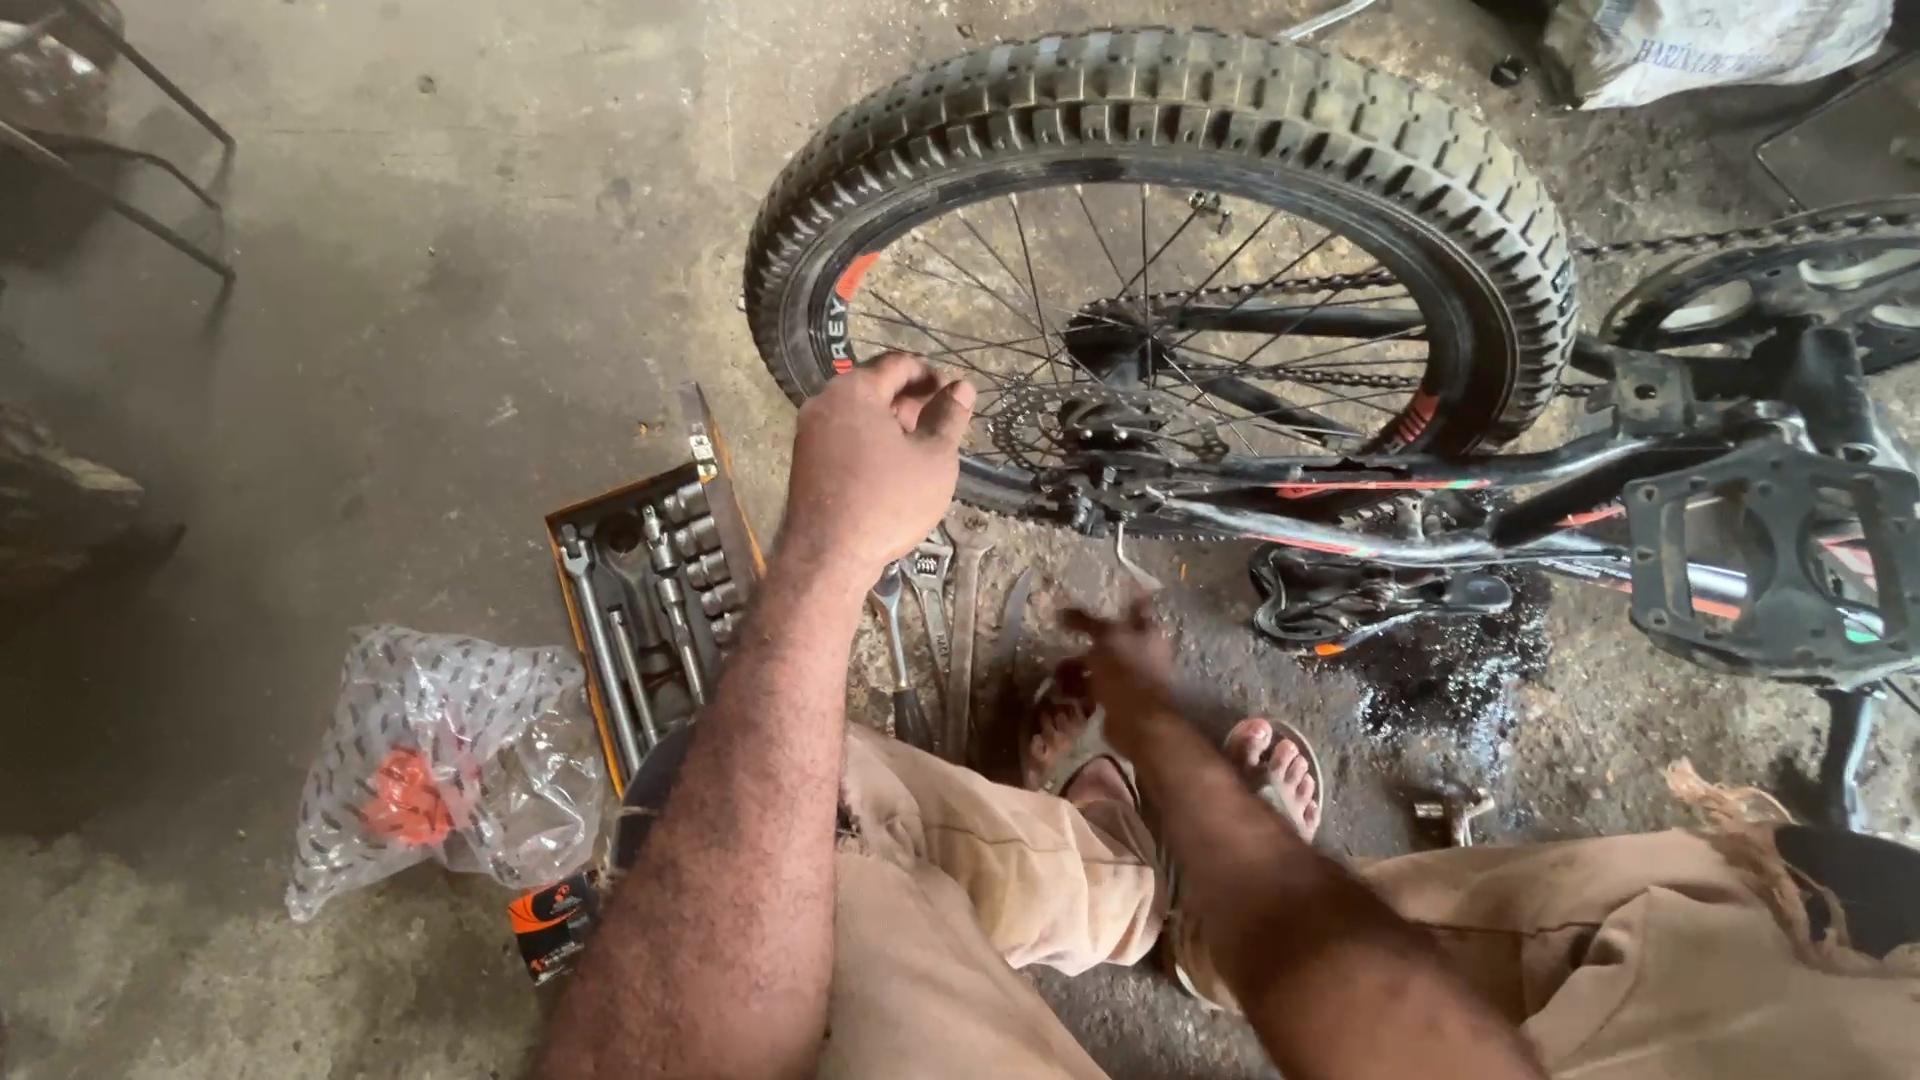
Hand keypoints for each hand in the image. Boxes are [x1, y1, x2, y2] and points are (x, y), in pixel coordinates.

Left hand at [779, 352, 975, 579]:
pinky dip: (871, 441)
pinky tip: (893, 468)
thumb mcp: (934, 458)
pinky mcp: (805, 462)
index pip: (897, 364)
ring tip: (921, 448)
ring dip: (891, 423)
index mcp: (854, 391)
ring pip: (858, 414)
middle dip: (911, 400)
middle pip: (874, 387)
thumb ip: (949, 417)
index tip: (953, 394)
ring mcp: (809, 433)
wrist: (828, 556)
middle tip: (941, 423)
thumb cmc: (888, 501)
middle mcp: (824, 403)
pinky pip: (844, 437)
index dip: (931, 374)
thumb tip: (962, 388)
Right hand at [1061, 597, 1179, 758]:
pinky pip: (1093, 688)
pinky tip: (1060, 686)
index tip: (1101, 595)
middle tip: (1064, 632)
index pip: (1135, 609)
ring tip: (1056, 668)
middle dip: (1088, 638)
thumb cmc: (1126, 668)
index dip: (1121, 600)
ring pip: (1099, 665)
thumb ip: (1086, 622)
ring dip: (1076, 666)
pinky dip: (1077, 686)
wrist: (1137, 719)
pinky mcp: (1116, 699)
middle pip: (1112, 639)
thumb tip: (1062, 610)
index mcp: (1148, 633)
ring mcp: (1130, 677)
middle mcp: (1142, 653)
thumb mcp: (1106, 636)